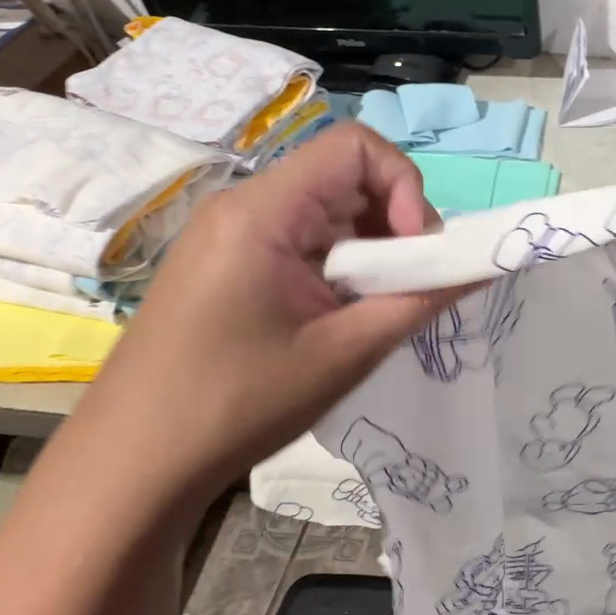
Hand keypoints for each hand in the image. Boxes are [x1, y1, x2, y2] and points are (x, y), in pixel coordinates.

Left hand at [80, 123, 462, 495]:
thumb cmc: (238, 405)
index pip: (356, 147)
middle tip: (406, 287)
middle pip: (345, 175)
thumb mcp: (346, 353)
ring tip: (373, 307)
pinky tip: (337, 314)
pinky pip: (302, 236)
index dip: (404, 186)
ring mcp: (229, 234)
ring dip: (369, 246)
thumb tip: (484, 264)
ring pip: (327, 208)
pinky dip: (339, 263)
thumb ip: (422, 299)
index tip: (415, 250)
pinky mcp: (226, 262)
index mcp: (263, 213)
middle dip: (395, 221)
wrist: (131, 467)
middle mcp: (242, 206)